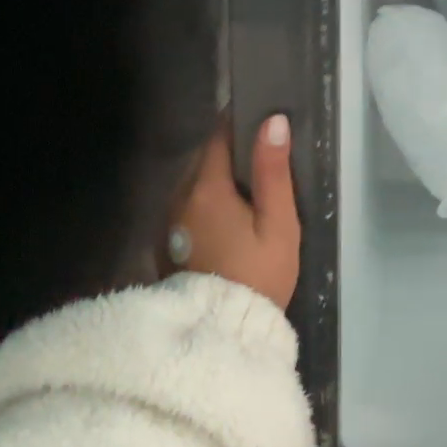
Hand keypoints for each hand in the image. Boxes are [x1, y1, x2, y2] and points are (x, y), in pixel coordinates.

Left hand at [177, 114, 299, 309]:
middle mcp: (179, 196)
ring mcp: (169, 221)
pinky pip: (189, 207)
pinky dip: (207, 202)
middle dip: (230, 151)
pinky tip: (229, 218)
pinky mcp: (168, 243)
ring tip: (250, 187)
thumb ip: (273, 171)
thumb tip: (273, 121)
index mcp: (206, 187)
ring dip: (217, 178)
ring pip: (194, 183)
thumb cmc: (258, 274)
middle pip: (204, 158)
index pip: (219, 135)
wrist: (221, 330)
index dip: (240, 121)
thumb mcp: (278, 224)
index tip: (261, 115)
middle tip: (263, 155)